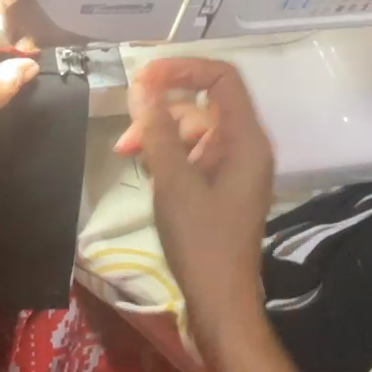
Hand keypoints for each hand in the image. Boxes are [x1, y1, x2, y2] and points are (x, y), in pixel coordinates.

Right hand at [114, 58, 274, 321]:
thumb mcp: (173, 181)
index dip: (182, 68)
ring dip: (158, 134)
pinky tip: (146, 170)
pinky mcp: (221, 185)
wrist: (219, 302)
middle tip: (125, 132)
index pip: (221, 78)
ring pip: (192, 129)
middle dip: (160, 110)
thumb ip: (157, 128)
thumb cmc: (201, 241)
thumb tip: (142, 84)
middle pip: (201, 104)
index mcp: (246, 139)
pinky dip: (167, 154)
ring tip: (128, 156)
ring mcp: (234, 167)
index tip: (143, 78)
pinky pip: (192, 153)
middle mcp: (245, 146)